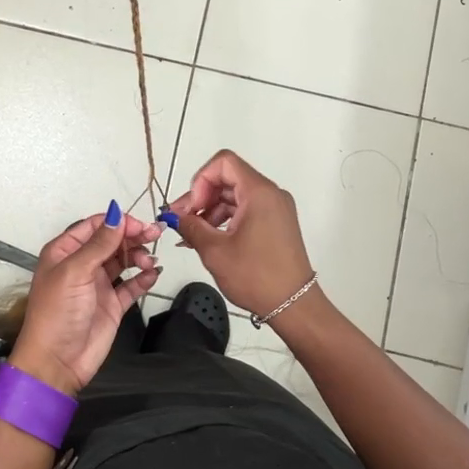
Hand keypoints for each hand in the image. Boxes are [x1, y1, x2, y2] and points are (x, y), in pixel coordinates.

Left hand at [13, 211, 163, 395]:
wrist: (57, 361)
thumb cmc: (56, 314)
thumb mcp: (75, 272)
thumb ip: (99, 244)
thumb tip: (116, 214)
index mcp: (65, 252)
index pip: (94, 226)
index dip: (117, 222)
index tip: (139, 224)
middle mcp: (81, 265)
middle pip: (111, 241)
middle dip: (132, 236)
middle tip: (153, 235)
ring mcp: (98, 285)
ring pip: (123, 260)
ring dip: (139, 256)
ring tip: (148, 261)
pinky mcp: (112, 304)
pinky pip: (132, 285)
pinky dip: (144, 278)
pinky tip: (152, 275)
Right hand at [169, 150, 315, 319]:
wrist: (294, 306)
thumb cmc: (255, 276)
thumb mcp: (215, 251)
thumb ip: (190, 227)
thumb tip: (173, 216)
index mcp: (259, 192)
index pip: (223, 163)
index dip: (201, 180)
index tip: (192, 208)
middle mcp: (270, 194)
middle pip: (228, 178)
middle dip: (201, 196)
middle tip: (182, 222)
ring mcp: (276, 208)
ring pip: (235, 195)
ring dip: (211, 210)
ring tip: (192, 236)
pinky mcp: (276, 223)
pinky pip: (246, 210)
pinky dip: (225, 219)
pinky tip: (209, 239)